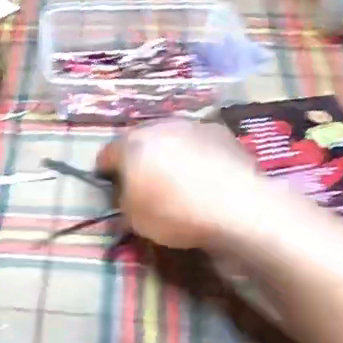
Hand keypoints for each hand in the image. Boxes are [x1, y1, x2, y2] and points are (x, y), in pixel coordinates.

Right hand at [97, 120, 296, 249]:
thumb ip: (123, 198)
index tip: (111, 190)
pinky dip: (193, 156)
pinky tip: (201, 179)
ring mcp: (195, 125)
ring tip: (175, 181)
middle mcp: (161, 126)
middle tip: (142, 184)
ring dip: (167, 155)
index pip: (106, 154)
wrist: (238, 207)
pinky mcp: (224, 133)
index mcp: (132, 145)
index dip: (105, 173)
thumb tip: (128, 191)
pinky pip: (197, 144)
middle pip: (140, 140)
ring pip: (170, 139)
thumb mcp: (132, 217)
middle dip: (138, 159)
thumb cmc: (174, 213)